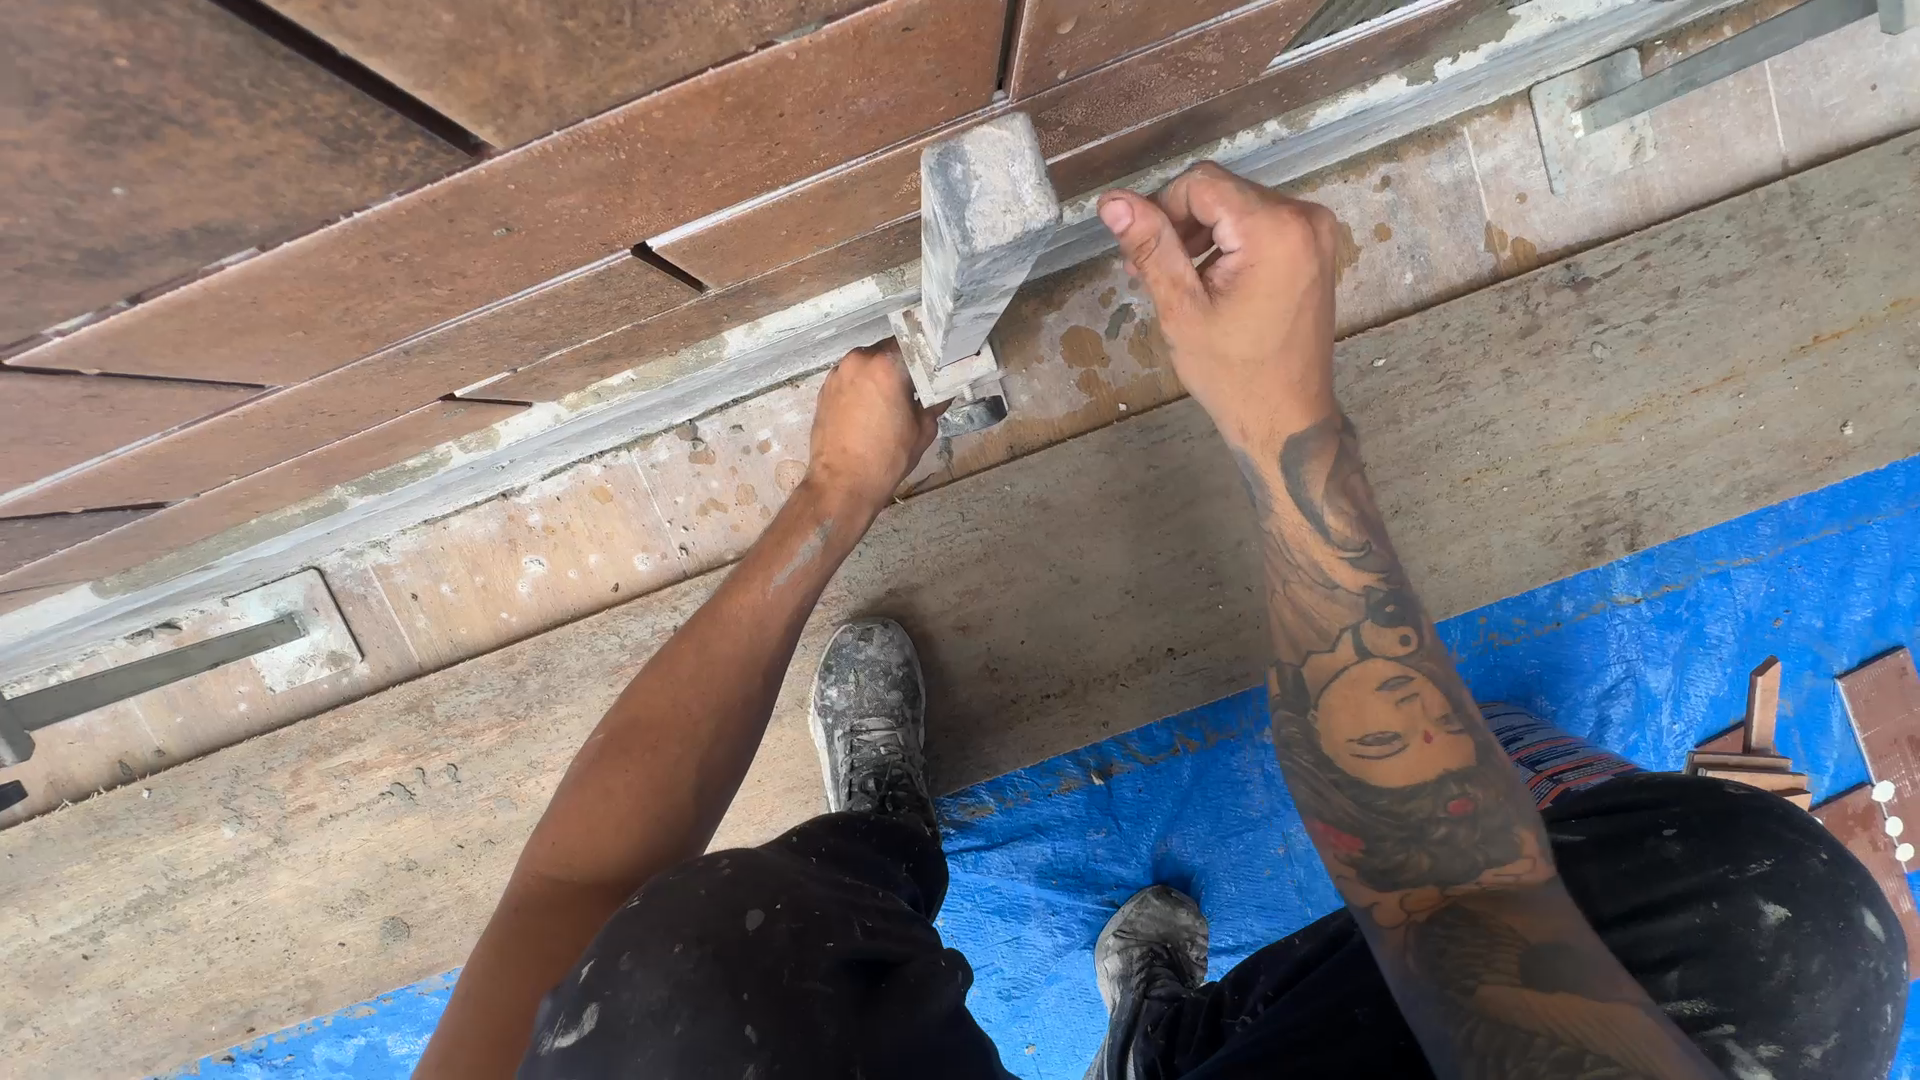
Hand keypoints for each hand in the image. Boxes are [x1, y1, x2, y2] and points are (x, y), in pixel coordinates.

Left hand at [805, 340, 942, 517]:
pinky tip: (871, 410)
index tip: (934, 369)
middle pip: (887, 352)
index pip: (913, 345)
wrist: (843, 483)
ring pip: (866, 365)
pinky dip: (862, 388)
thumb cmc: (887, 457)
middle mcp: (858, 361)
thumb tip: (942, 391)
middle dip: (901, 366)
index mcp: (886, 364)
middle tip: (915, 387)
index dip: (925, 357)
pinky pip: (851, 380)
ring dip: (880, 377)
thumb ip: (934, 402)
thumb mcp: (923, 430)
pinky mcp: (825, 391)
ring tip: (892, 402)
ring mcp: (838, 375)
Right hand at [1098, 162, 1340, 453]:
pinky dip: (1227, 245)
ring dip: (1200, 236)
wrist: (1285, 415)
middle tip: (1151, 274)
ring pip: (1238, 207)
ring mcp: (1315, 232)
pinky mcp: (1314, 248)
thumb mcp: (1181, 309)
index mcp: (1274, 228)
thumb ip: (1150, 248)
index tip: (1140, 256)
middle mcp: (1304, 217)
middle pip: (1221, 192)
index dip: (1161, 209)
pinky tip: (1209, 283)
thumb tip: (1112, 201)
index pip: (1201, 183)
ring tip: (1177, 283)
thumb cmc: (1231, 373)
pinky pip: (1259, 226)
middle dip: (1179, 225)